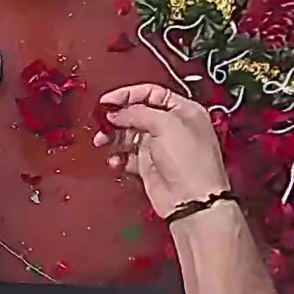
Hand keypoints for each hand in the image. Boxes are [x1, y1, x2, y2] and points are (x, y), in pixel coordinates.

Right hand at [93, 85, 230, 218]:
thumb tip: (117, 111)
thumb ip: (138, 112)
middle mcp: (171, 127)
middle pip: (137, 113)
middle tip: (101, 122)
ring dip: (113, 136)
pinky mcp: (149, 165)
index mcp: (183, 110)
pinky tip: (115, 160)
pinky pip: (127, 156)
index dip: (128, 95)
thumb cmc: (191, 162)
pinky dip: (118, 156)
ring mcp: (159, 147)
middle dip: (117, 117)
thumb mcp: (166, 125)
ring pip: (128, 134)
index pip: (151, 93)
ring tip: (102, 141)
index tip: (107, 101)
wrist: (191, 201)